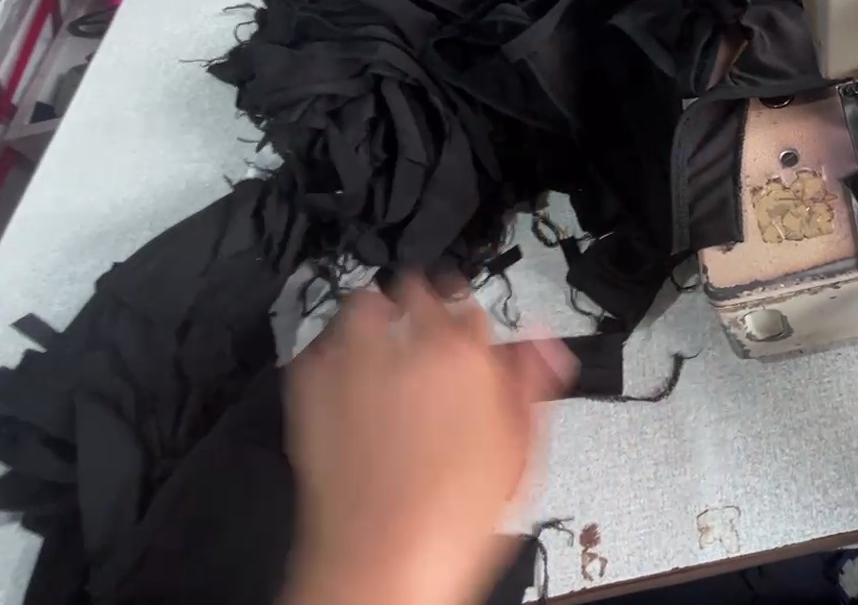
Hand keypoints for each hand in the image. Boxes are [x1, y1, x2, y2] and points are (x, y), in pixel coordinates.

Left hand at [280, 275, 574, 604]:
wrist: (380, 567)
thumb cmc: (451, 516)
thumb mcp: (520, 448)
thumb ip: (531, 384)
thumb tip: (544, 343)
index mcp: (467, 356)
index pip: (470, 303)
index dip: (472, 315)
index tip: (470, 329)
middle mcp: (410, 350)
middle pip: (416, 290)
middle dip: (423, 298)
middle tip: (427, 314)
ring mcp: (356, 370)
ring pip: (362, 305)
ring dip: (374, 309)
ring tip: (381, 322)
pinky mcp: (312, 398)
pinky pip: (317, 349)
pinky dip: (330, 348)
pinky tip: (342, 362)